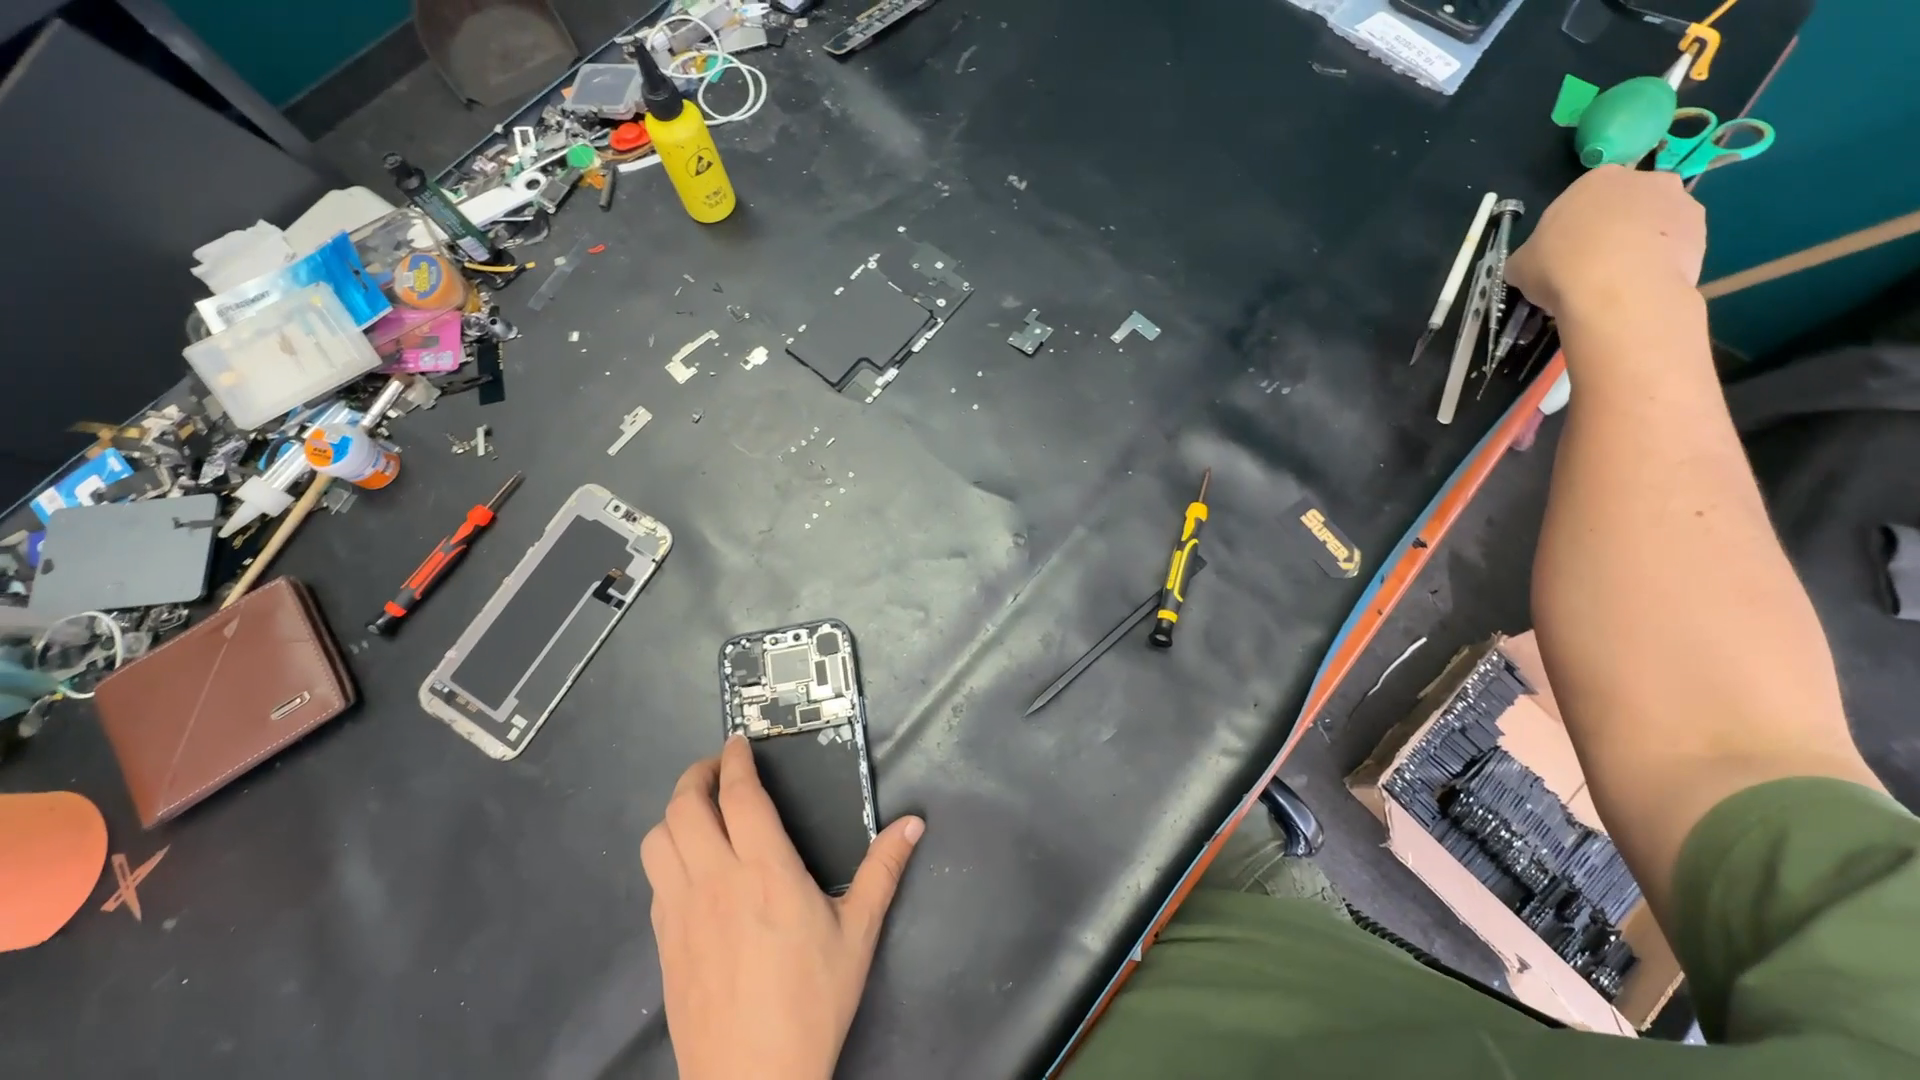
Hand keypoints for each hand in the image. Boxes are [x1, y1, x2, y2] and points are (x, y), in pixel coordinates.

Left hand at [642, 735, 924, 1079]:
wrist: (751, 1078)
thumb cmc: (811, 1002)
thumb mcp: (858, 934)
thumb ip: (883, 872)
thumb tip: (913, 824)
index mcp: (765, 871)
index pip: (740, 795)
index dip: (735, 760)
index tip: (738, 742)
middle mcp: (715, 879)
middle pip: (685, 805)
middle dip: (697, 774)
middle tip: (718, 769)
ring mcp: (680, 909)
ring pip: (658, 837)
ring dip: (675, 812)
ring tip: (700, 811)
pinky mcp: (662, 938)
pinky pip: (654, 877)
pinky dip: (667, 852)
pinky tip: (690, 864)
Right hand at [1506, 166, 1706, 319]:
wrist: (1618, 290)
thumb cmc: (1560, 266)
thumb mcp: (1521, 265)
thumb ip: (1529, 257)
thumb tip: (1533, 265)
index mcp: (1596, 179)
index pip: (1582, 198)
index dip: (1572, 227)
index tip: (1563, 253)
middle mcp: (1644, 179)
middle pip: (1625, 204)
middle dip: (1613, 229)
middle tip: (1593, 265)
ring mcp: (1679, 202)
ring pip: (1654, 223)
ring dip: (1640, 243)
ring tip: (1619, 280)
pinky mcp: (1701, 231)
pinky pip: (1674, 246)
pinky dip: (1660, 262)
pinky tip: (1640, 286)